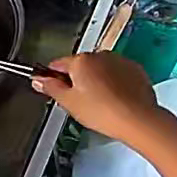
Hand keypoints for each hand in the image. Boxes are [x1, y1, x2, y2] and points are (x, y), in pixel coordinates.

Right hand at [31, 52, 162, 142]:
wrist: (138, 120)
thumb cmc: (103, 111)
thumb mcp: (68, 102)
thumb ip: (50, 87)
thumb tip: (39, 80)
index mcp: (80, 61)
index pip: (57, 65)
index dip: (52, 78)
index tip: (52, 88)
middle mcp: (100, 56)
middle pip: (79, 66)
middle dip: (76, 80)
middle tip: (76, 100)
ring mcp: (119, 62)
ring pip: (99, 69)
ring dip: (95, 80)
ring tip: (96, 102)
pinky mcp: (135, 70)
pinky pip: (116, 73)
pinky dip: (112, 83)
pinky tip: (111, 99)